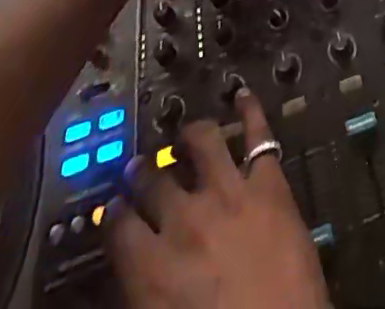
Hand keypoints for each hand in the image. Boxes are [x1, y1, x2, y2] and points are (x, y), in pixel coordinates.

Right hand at [107, 90, 328, 308]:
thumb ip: (143, 288)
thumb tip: (133, 268)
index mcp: (151, 265)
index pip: (118, 224)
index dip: (114, 212)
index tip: (115, 208)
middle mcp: (183, 219)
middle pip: (153, 178)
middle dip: (143, 172)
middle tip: (144, 169)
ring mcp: (229, 195)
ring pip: (201, 143)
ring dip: (191, 136)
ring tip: (188, 135)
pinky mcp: (270, 189)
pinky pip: (259, 139)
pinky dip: (252, 114)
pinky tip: (243, 96)